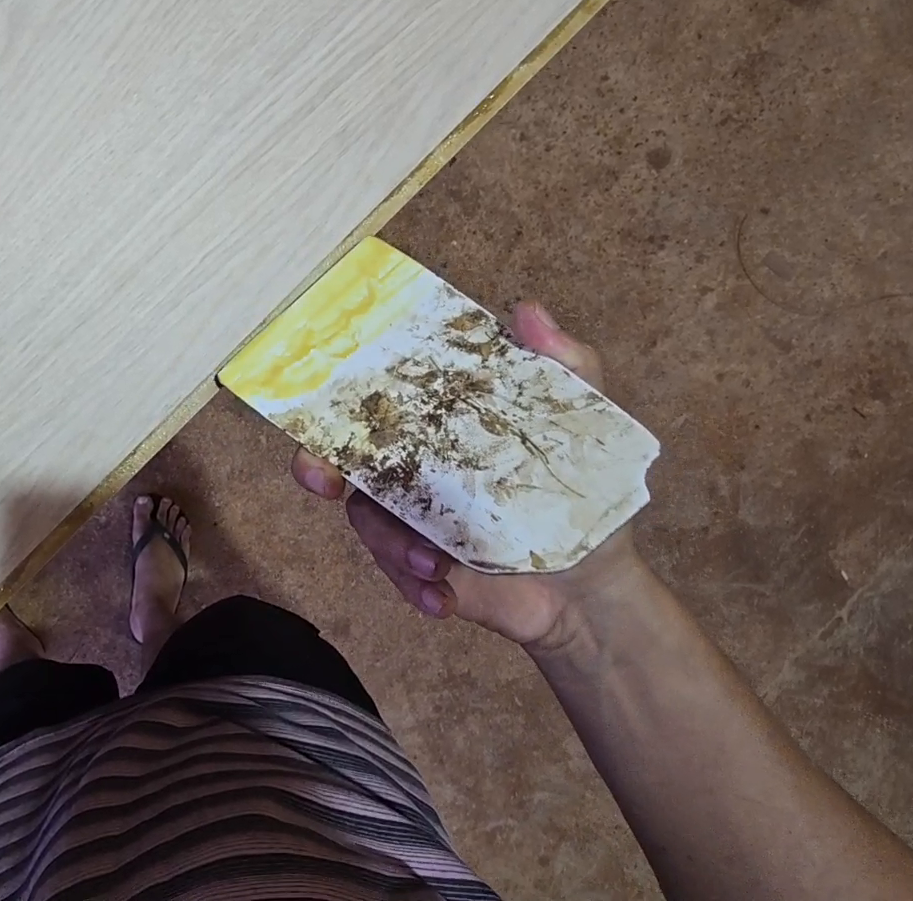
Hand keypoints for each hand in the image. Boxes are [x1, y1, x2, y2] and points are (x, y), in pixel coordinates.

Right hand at [291, 301, 649, 653]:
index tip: (319, 405)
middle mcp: (410, 468)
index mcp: (438, 428)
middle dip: (316, 467)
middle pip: (341, 458)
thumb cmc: (587, 500)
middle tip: (324, 483)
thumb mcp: (589, 428)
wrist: (595, 591)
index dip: (334, 400)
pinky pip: (390, 572)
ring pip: (365, 520)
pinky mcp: (415, 566)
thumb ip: (566, 370)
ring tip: (435, 568)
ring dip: (390, 543)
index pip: (375, 403)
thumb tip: (527, 310)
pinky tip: (445, 601)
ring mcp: (408, 519)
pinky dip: (412, 587)